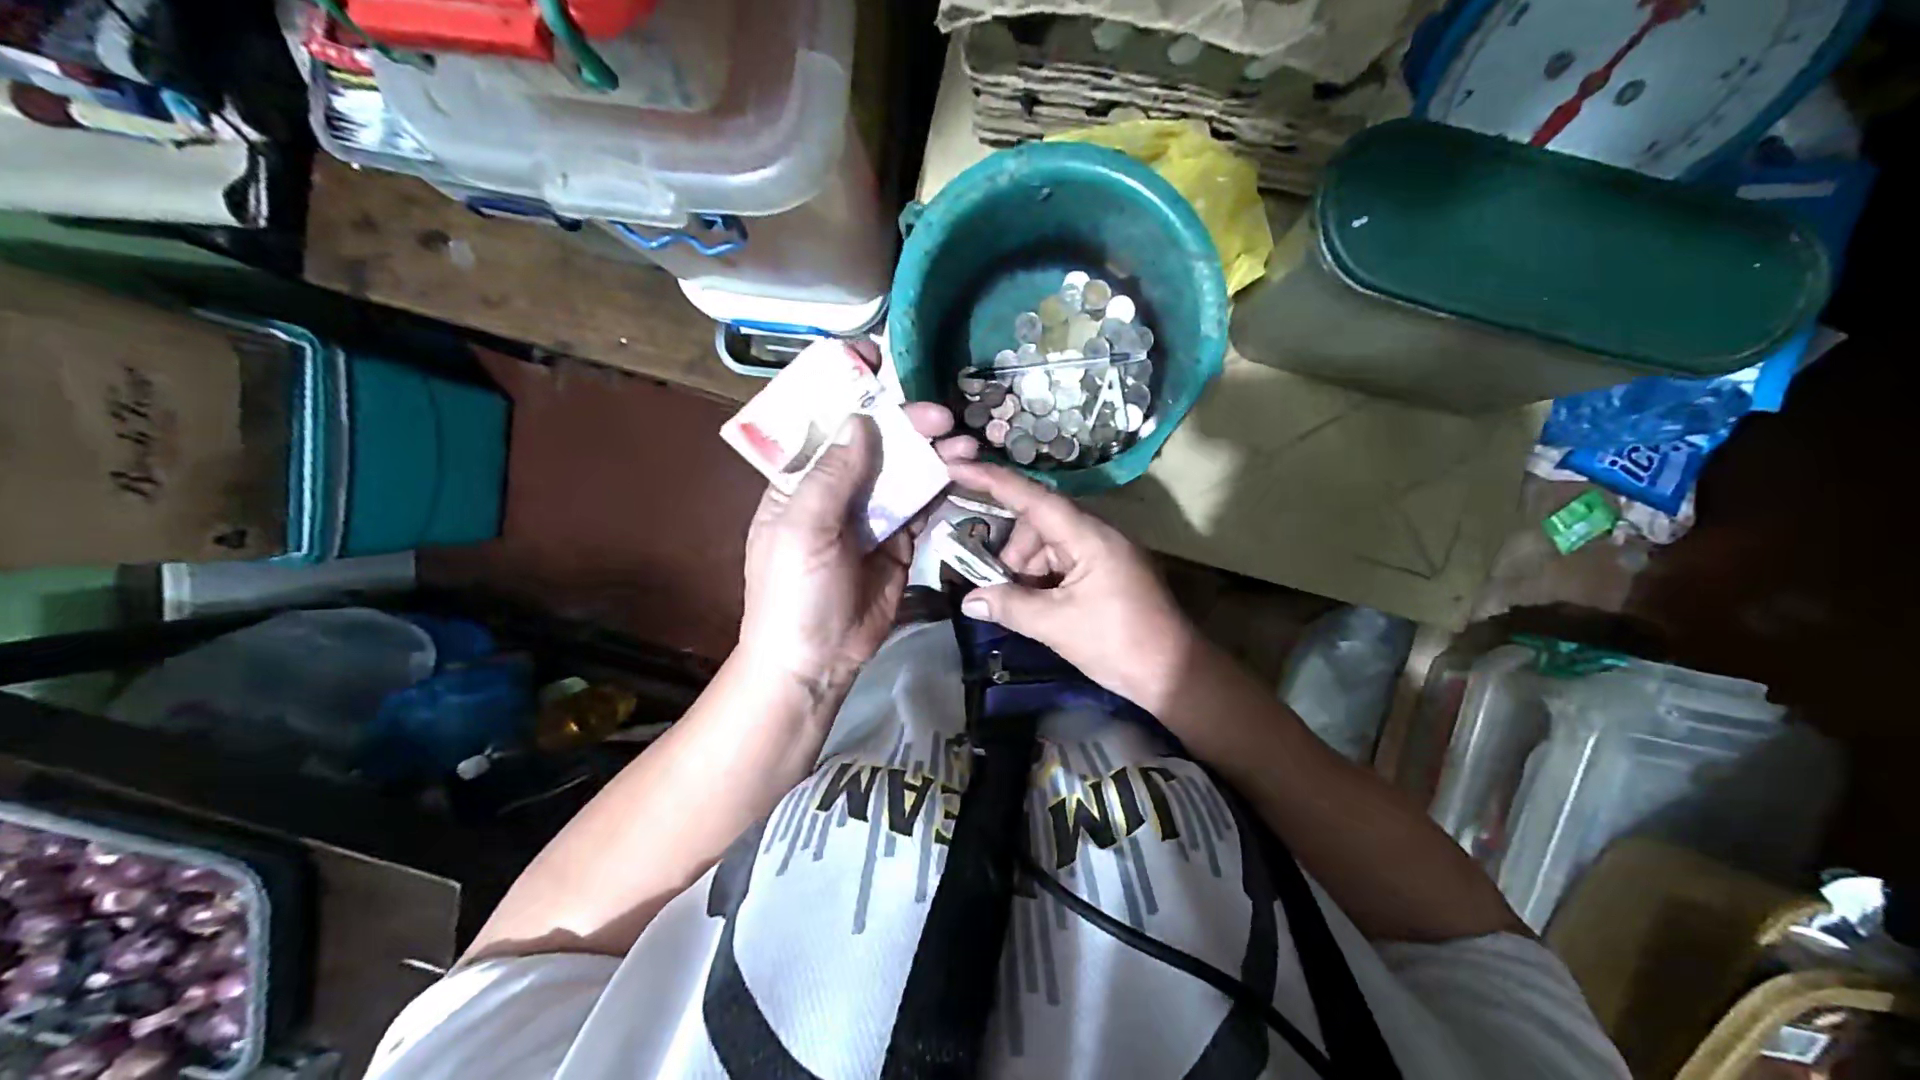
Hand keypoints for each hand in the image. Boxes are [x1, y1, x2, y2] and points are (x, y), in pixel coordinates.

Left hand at [738, 400, 976, 703]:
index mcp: (800, 479)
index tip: (875, 359)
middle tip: (940, 417)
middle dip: (906, 421)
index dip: (846, 387)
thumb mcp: (802, 528)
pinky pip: (922, 502)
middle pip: (875, 440)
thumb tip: (862, 421)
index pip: (824, 420)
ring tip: (963, 440)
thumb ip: (833, 474)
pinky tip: (963, 469)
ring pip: (904, 467)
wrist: (815, 659)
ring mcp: (870, 512)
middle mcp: (836, 488)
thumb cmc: (793, 591)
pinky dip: (942, 483)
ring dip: (932, 449)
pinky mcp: (899, 537)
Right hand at [945, 462, 1200, 712]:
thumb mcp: (1056, 625)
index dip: (993, 480)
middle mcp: (1096, 535)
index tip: (957, 466)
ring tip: (1021, 607)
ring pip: (1048, 546)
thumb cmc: (1118, 643)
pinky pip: (1064, 563)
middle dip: (1012, 554)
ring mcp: (1104, 553)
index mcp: (1088, 536)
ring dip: (1027, 571)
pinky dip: (1043, 580)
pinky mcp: (1107, 572)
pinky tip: (1038, 607)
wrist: (1174, 673)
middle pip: (1038, 525)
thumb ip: (1009, 606)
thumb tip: (969, 600)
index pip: (1033, 498)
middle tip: (997, 589)